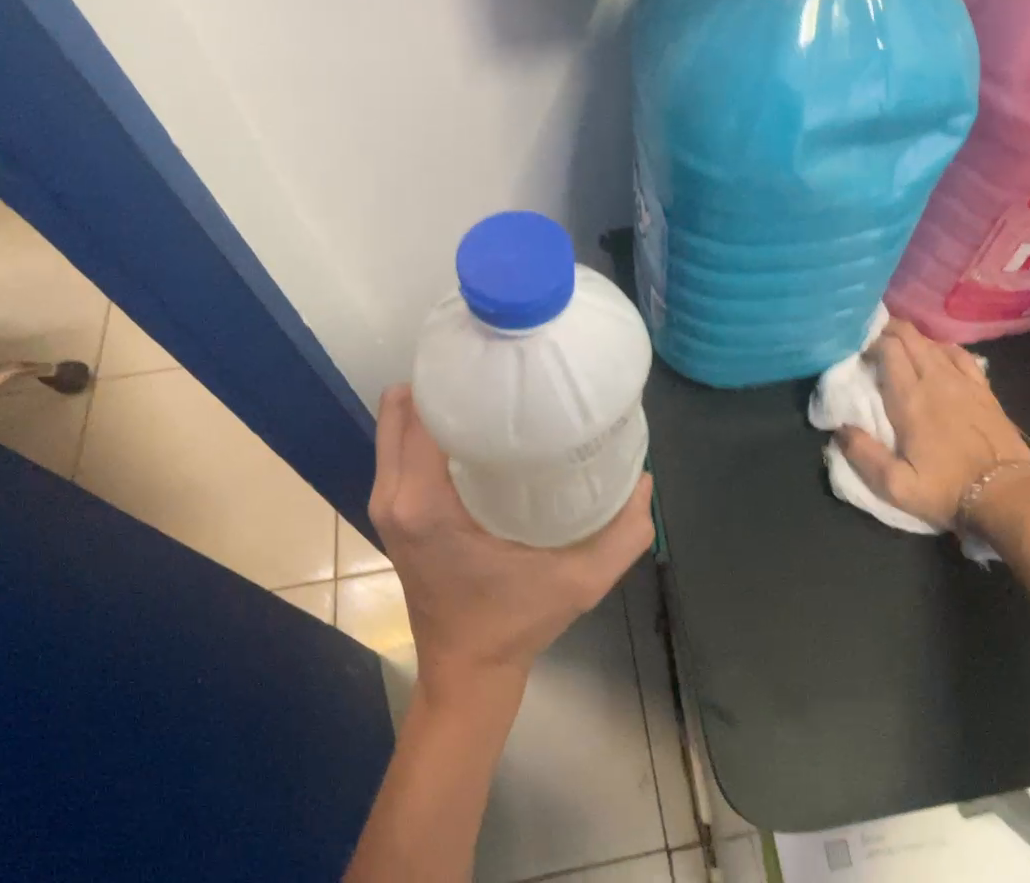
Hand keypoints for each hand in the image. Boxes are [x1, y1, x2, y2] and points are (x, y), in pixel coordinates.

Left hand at [368, 386, 654, 699]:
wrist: (468, 671)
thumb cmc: (516, 623)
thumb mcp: (581, 580)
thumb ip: (622, 530)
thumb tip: (644, 475)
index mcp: (425, 503)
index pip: (425, 410)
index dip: (458, 374)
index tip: (501, 357)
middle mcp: (394, 494)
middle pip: (403, 406)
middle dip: (447, 379)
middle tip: (500, 370)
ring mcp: (385, 502)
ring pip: (397, 424)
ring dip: (436, 401)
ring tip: (490, 392)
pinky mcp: (391, 511)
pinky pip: (399, 447)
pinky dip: (427, 427)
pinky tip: (476, 428)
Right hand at [834, 320, 1029, 533]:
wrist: (1006, 495)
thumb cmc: (946, 490)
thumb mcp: (895, 485)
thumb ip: (863, 454)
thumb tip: (840, 428)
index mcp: (909, 399)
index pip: (888, 349)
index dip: (870, 341)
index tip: (857, 351)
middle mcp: (936, 380)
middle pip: (910, 337)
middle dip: (888, 331)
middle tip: (872, 341)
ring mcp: (964, 382)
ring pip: (933, 343)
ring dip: (913, 338)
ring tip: (898, 346)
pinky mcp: (984, 389)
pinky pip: (961, 355)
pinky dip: (943, 348)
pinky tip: (937, 354)